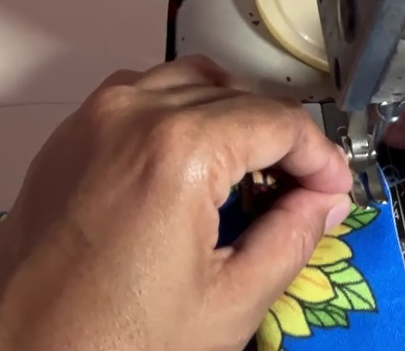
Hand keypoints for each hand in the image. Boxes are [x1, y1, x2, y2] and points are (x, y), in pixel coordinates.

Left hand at [0, 57, 353, 350]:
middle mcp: (134, 110)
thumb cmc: (108, 348)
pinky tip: (191, 163)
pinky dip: (181, 112)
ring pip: (191, 81)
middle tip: (303, 189)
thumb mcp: (224, 307)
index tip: (334, 185)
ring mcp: (95, 115)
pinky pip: (143, 94)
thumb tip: (323, 200)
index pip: (277, 121)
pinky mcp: (70, 133)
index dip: (318, 153)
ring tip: (250, 172)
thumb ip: (291, 239)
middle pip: (238, 96)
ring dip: (232, 114)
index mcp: (178, 148)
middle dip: (280, 139)